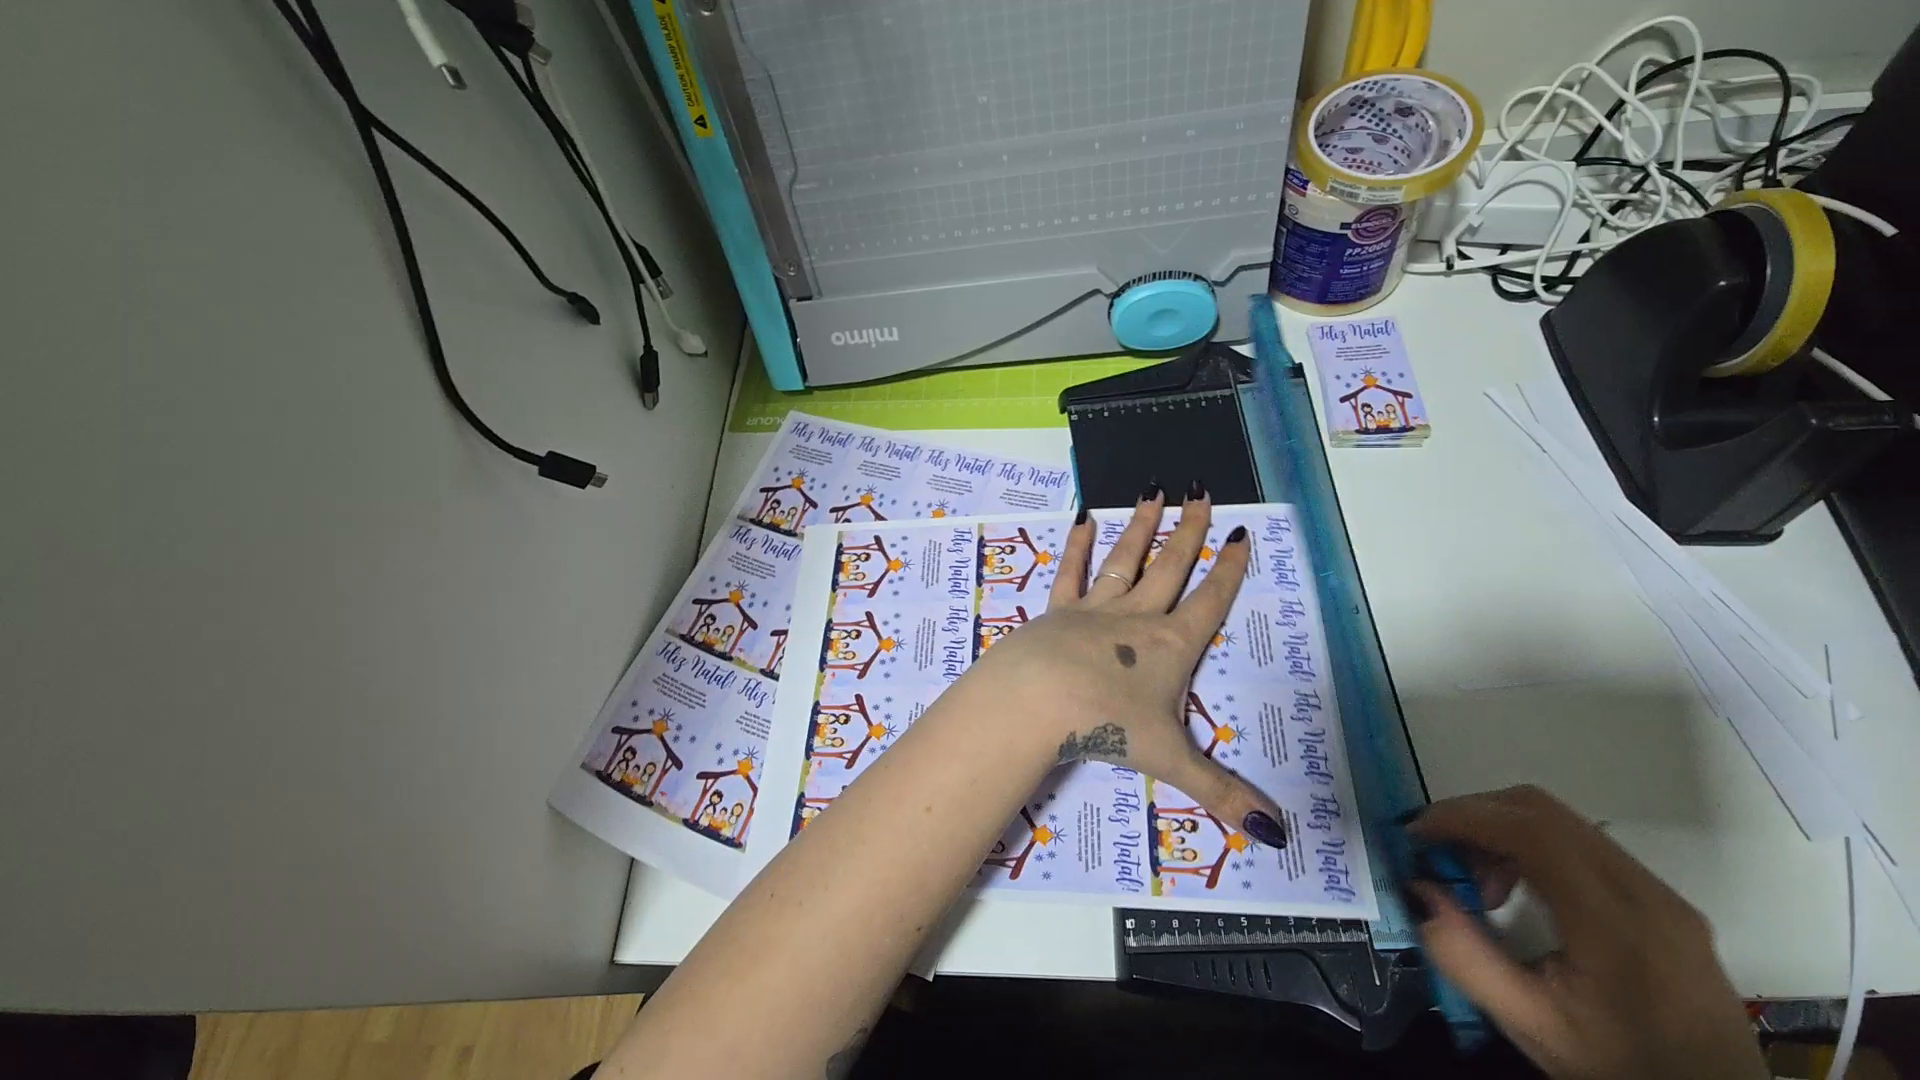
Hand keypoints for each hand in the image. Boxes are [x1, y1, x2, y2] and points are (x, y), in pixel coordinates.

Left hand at [963, 483, 1289, 849]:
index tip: (1241, 534)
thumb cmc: (1106, 726)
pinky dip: (1077, 545)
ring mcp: (1093, 611)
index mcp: (1171, 646)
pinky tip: (1082, 518)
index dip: (1229, 570)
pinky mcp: (1054, 613)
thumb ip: (1222, 794)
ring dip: (1141, 528)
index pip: (1210, 601)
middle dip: (1190, 532)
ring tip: (1153, 492)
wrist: (1037, 701)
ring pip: (1124, 561)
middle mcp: (1136, 619)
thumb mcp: (1172, 762)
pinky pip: (1070, 573)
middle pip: (1170, 567)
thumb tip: (1277, 835)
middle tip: (1201, 493)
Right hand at [1408, 786, 1766, 1079]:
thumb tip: (1419, 890)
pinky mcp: (1665, 902)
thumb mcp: (1527, 1022)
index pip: (1531, 831)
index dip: (1464, 817)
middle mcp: (1645, 891)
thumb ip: (1465, 954)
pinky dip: (1536, 849)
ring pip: (1565, 822)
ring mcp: (1661, 893)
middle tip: (1438, 852)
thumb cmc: (1618, 1068)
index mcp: (1614, 921)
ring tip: (1480, 885)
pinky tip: (1520, 894)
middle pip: (1544, 810)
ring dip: (1505, 832)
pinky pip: (1586, 846)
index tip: (1417, 833)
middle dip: (1477, 815)